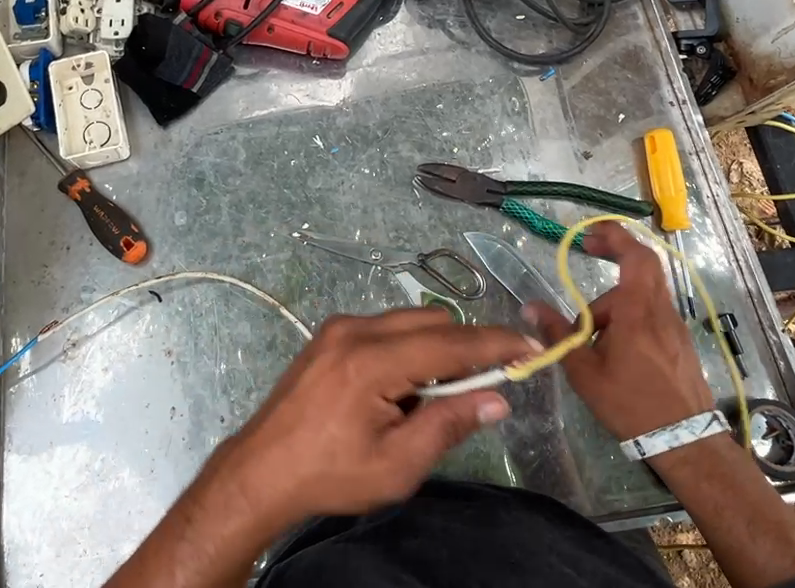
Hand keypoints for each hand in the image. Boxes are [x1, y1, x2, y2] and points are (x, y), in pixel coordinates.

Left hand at [202, 308, 533, 528]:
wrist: (262, 469)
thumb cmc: (331, 474)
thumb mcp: (397, 464)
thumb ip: (448, 424)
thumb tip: (497, 399)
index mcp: (372, 360)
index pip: (450, 341)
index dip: (496, 344)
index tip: (532, 347)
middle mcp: (355, 329)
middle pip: (432, 321)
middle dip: (464, 347)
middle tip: (480, 388)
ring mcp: (338, 327)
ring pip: (408, 320)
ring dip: (433, 349)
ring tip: (428, 399)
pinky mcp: (329, 334)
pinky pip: (384, 327)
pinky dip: (405, 348)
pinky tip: (398, 390)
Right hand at [526, 221, 712, 440]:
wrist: (687, 443)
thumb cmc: (631, 404)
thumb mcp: (584, 371)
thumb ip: (558, 334)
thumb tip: (530, 308)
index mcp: (638, 312)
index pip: (636, 256)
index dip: (615, 235)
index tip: (590, 232)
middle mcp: (661, 311)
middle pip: (642, 266)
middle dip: (615, 253)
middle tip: (588, 252)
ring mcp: (675, 326)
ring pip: (643, 293)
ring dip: (616, 299)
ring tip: (593, 334)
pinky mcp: (680, 342)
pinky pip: (652, 312)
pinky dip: (629, 315)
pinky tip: (615, 347)